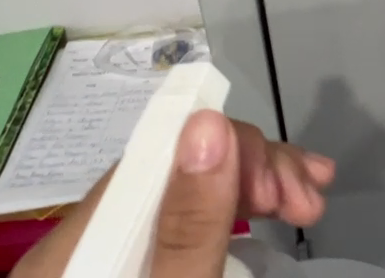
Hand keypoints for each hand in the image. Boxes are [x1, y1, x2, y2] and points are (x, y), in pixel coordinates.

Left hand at [12, 112, 335, 277]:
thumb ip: (187, 226)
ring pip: (186, 193)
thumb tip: (205, 121)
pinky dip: (233, 213)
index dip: (233, 153)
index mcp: (73, 249)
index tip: (289, 192)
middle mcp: (80, 247)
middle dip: (254, 171)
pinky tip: (268, 213)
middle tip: (312, 198)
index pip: (160, 157)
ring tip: (309, 198)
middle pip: (176, 172)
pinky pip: (182, 226)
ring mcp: (104, 265)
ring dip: (254, 187)